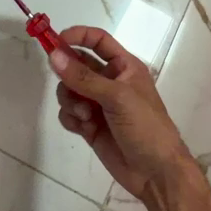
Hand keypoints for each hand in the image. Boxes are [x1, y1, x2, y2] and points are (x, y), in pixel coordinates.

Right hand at [51, 27, 195, 199]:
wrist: (157, 174)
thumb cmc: (146, 127)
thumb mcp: (117, 97)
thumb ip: (84, 77)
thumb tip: (53, 56)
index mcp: (124, 67)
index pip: (97, 40)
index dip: (77, 36)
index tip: (55, 41)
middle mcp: (110, 81)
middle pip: (77, 65)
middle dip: (68, 73)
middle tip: (63, 82)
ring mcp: (99, 104)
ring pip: (69, 90)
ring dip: (70, 100)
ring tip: (83, 115)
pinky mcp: (90, 126)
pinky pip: (69, 113)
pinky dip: (71, 118)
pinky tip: (83, 128)